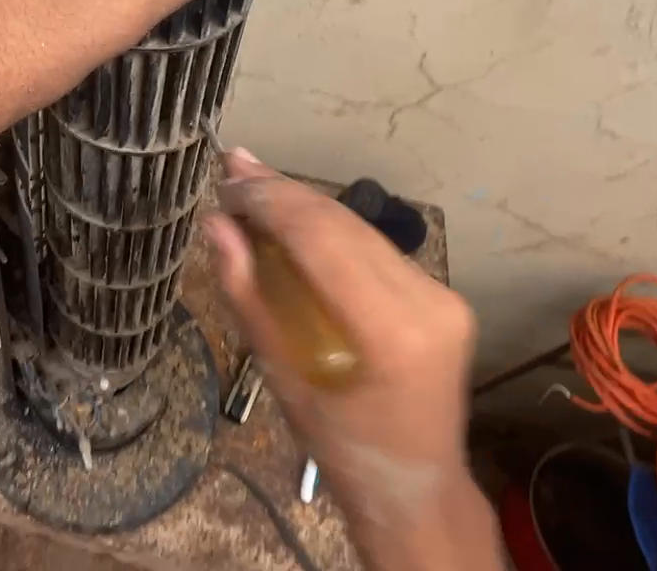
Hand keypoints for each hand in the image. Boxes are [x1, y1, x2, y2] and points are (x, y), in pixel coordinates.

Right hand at [206, 150, 501, 570]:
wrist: (416, 488)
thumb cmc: (339, 447)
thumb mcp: (279, 378)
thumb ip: (247, 295)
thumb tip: (215, 225)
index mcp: (391, 330)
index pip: (322, 237)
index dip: (270, 201)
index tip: (225, 185)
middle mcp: (426, 300)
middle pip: (342, 223)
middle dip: (281, 192)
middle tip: (232, 168)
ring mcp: (440, 294)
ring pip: (357, 227)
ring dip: (301, 203)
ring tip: (251, 181)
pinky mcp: (441, 293)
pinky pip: (372, 246)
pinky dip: (326, 228)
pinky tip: (290, 213)